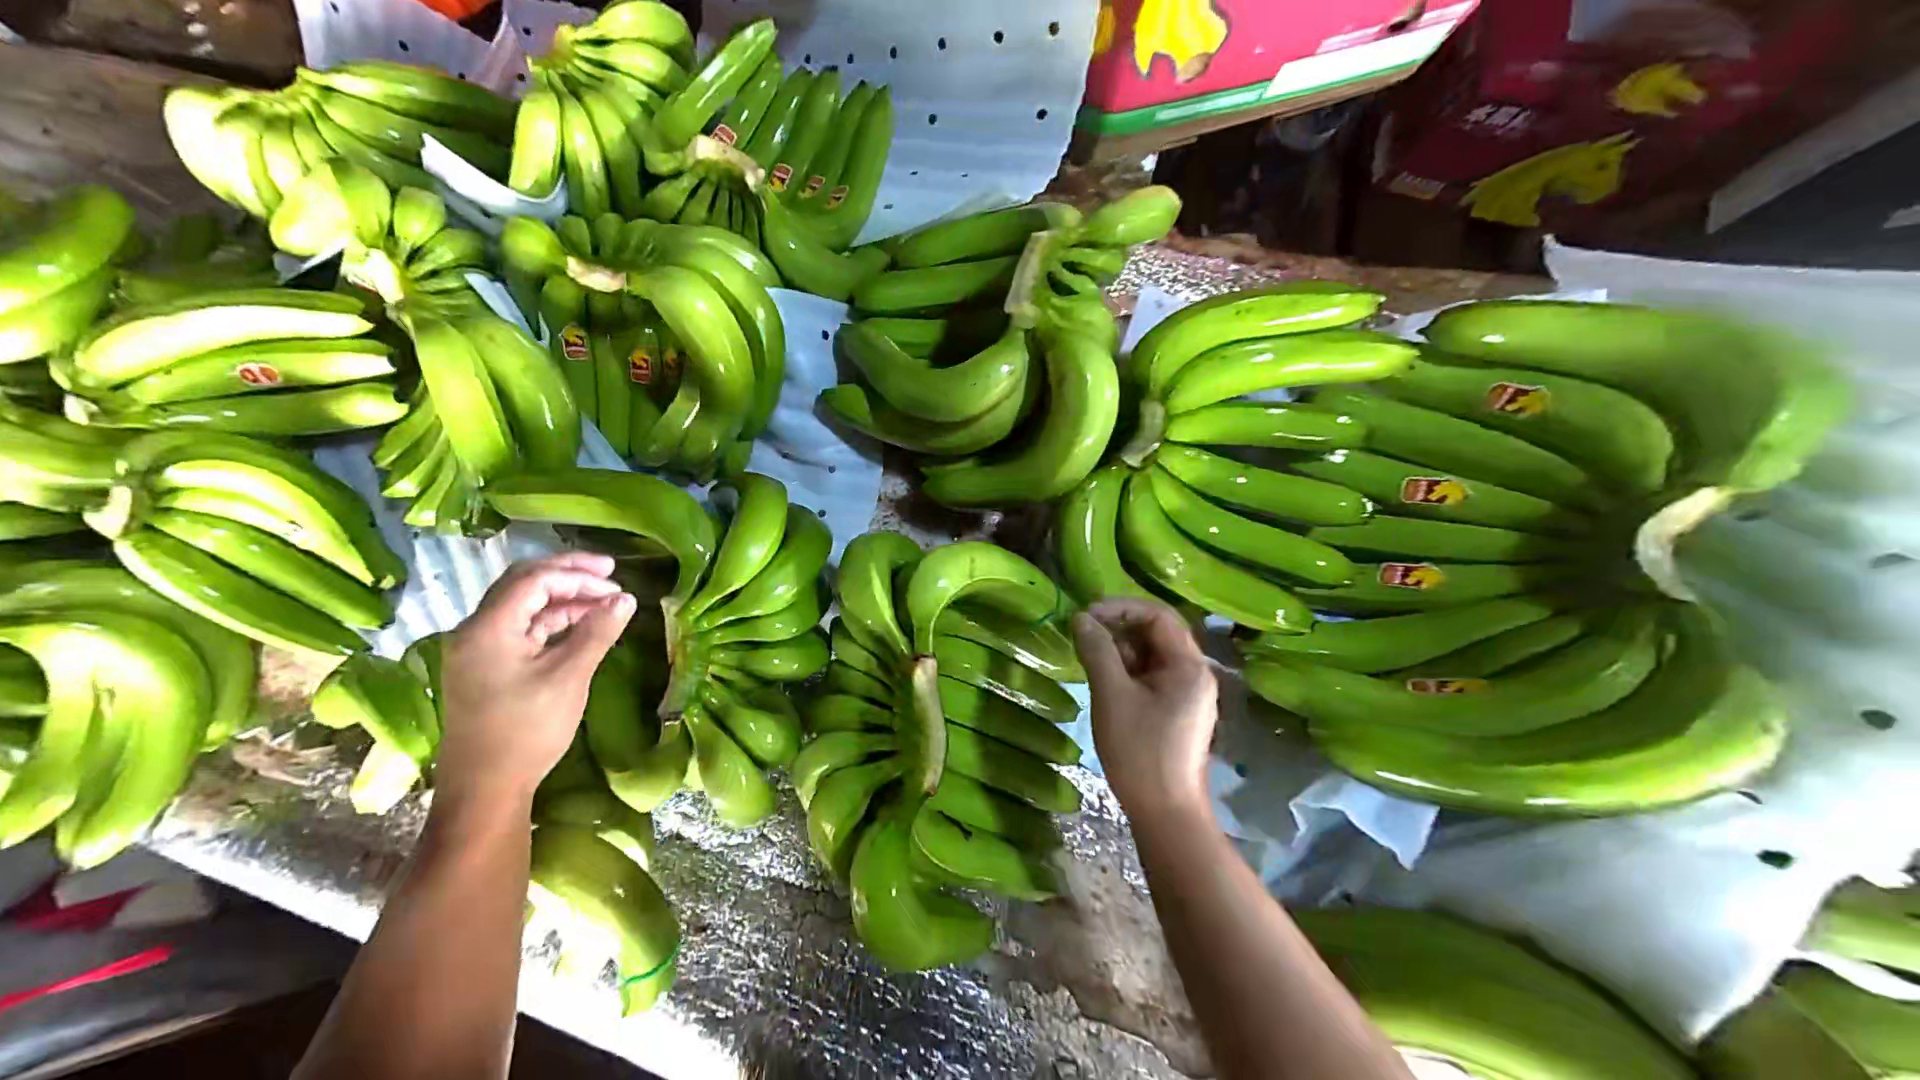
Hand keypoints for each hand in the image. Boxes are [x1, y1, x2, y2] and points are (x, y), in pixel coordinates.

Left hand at [434, 553, 635, 805]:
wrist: (485, 788)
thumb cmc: (527, 730)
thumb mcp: (569, 676)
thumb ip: (597, 632)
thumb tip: (626, 599)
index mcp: (488, 628)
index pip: (534, 580)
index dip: (577, 574)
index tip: (616, 580)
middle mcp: (475, 630)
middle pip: (523, 585)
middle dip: (568, 576)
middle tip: (609, 575)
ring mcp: (478, 649)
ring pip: (523, 606)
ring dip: (564, 599)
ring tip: (604, 602)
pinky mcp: (487, 667)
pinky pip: (522, 629)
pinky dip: (553, 621)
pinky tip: (582, 625)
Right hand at [1072, 596, 1217, 818]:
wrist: (1165, 813)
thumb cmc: (1139, 751)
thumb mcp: (1111, 695)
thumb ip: (1097, 651)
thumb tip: (1081, 618)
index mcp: (1189, 666)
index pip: (1158, 615)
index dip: (1121, 607)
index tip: (1087, 615)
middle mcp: (1195, 673)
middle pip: (1156, 633)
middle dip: (1118, 628)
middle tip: (1082, 635)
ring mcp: (1187, 693)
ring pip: (1151, 655)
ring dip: (1120, 650)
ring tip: (1088, 657)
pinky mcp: (1176, 710)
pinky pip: (1151, 676)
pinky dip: (1126, 670)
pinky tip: (1103, 679)